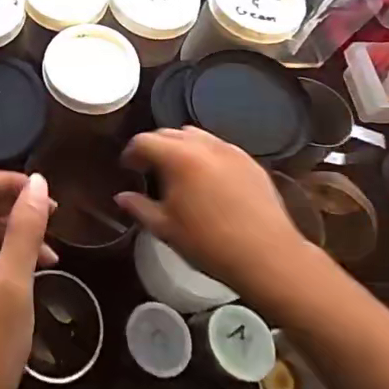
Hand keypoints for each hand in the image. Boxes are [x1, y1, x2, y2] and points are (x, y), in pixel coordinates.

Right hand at [115, 127, 316, 296]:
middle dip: (155, 147)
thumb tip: (122, 197)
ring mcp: (231, 150)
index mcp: (178, 157)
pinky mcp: (250, 161)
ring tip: (178, 172)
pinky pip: (220, 148)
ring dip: (181, 147)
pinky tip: (207, 180)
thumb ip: (139, 207)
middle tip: (148, 169)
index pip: (144, 141)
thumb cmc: (209, 244)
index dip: (131, 153)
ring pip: (197, 136)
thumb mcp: (166, 228)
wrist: (266, 255)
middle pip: (170, 133)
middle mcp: (204, 144)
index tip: (128, 168)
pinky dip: (206, 155)